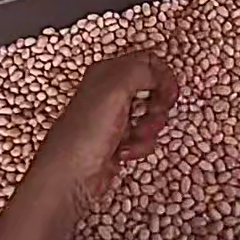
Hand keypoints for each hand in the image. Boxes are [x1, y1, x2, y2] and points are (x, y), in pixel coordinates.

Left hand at [21, 52, 177, 222]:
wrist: (70, 177)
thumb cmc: (84, 135)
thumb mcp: (115, 90)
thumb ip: (142, 71)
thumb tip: (159, 74)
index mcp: (107, 72)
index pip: (148, 61)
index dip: (163, 76)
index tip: (169, 93)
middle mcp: (110, 92)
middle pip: (154, 90)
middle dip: (158, 106)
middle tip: (151, 115)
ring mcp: (115, 118)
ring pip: (151, 116)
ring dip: (150, 129)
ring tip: (133, 137)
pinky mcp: (119, 141)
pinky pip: (145, 138)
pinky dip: (141, 146)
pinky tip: (124, 152)